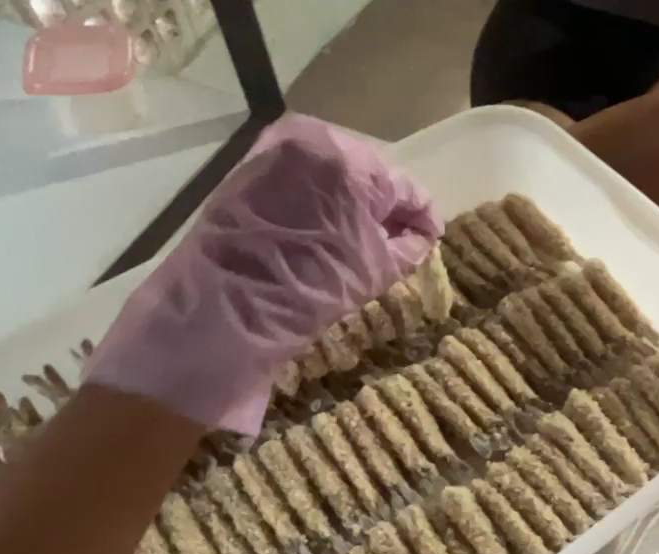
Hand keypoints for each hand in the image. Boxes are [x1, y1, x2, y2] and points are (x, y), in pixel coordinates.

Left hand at [88, 113, 440, 433]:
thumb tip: (421, 234)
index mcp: (350, 158)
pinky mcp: (250, 168)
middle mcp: (312, 139)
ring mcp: (276, 150)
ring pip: (335, 177)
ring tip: (360, 247)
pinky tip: (326, 239)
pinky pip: (304, 182)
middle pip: (370, 174)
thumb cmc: (311, 287)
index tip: (431, 241)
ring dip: (353, 209)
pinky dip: (321, 206)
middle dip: (385, 210)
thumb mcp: (376, 270)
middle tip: (395, 247)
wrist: (227, 308)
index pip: (406, 185)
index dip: (424, 217)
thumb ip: (409, 245)